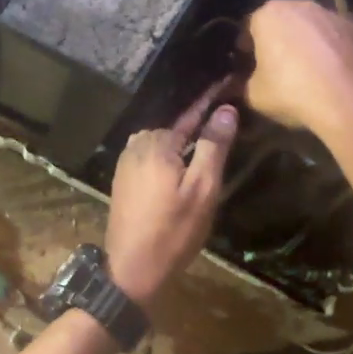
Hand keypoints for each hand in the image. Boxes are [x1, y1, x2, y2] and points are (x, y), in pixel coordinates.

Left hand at [104, 94, 237, 314]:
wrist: (131, 271)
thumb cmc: (172, 231)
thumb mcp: (202, 190)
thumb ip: (213, 146)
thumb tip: (226, 110)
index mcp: (157, 142)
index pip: (191, 113)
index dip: (211, 100)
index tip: (228, 82)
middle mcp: (138, 144)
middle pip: (176, 128)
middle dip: (198, 124)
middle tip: (226, 119)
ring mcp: (127, 162)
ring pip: (164, 143)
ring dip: (183, 142)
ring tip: (209, 140)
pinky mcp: (124, 179)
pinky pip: (152, 156)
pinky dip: (170, 156)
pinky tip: (183, 166)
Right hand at [243, 0, 352, 140]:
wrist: (348, 101)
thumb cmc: (292, 92)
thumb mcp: (255, 95)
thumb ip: (246, 83)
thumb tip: (248, 83)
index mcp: (268, 15)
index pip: (250, 27)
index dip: (248, 47)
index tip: (249, 65)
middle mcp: (300, 6)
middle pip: (283, 22)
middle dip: (279, 41)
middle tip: (278, 68)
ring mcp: (332, 15)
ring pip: (312, 28)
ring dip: (308, 43)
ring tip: (310, 72)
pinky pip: (336, 39)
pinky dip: (333, 51)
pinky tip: (334, 75)